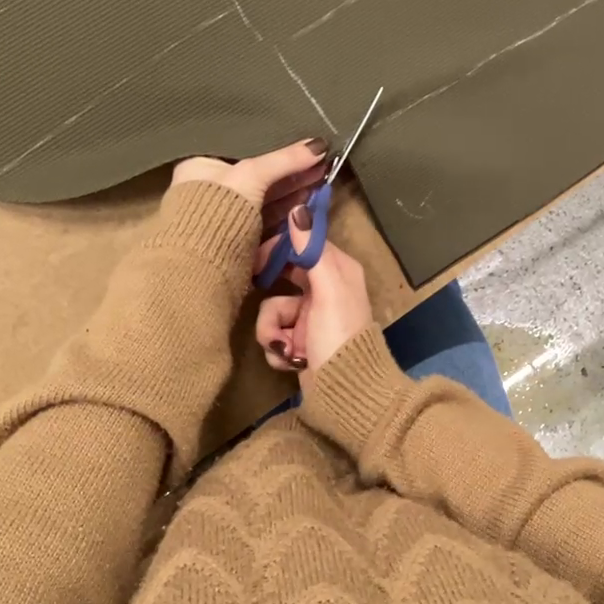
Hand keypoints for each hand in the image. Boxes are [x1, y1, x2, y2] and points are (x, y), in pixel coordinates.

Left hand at [171, 138, 328, 224]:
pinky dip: (286, 208)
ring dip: (293, 189)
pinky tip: (307, 200)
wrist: (204, 261)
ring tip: (321, 177)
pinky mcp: (237, 234)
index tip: (304, 147)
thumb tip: (320, 145)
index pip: (243, 149)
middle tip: (321, 162)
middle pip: (258, 173)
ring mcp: (224, 213)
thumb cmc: (218, 205)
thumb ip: (285, 159)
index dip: (274, 147)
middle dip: (290, 170)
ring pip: (264, 196)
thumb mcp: (252, 173)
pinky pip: (265, 215)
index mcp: (201, 166)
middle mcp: (210, 187)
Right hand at [254, 208, 372, 390]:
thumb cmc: (339, 336)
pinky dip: (279, 349)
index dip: (279, 251)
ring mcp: (312, 319)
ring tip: (286, 348)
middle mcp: (326, 291)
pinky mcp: (301, 344)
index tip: (257, 257)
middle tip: (260, 305)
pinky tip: (291, 361)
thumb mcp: (328, 290)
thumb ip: (312, 251)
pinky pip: (276, 336)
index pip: (304, 246)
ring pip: (273, 311)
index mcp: (338, 272)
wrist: (346, 394)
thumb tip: (298, 209)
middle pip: (282, 280)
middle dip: (271, 304)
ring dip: (273, 332)